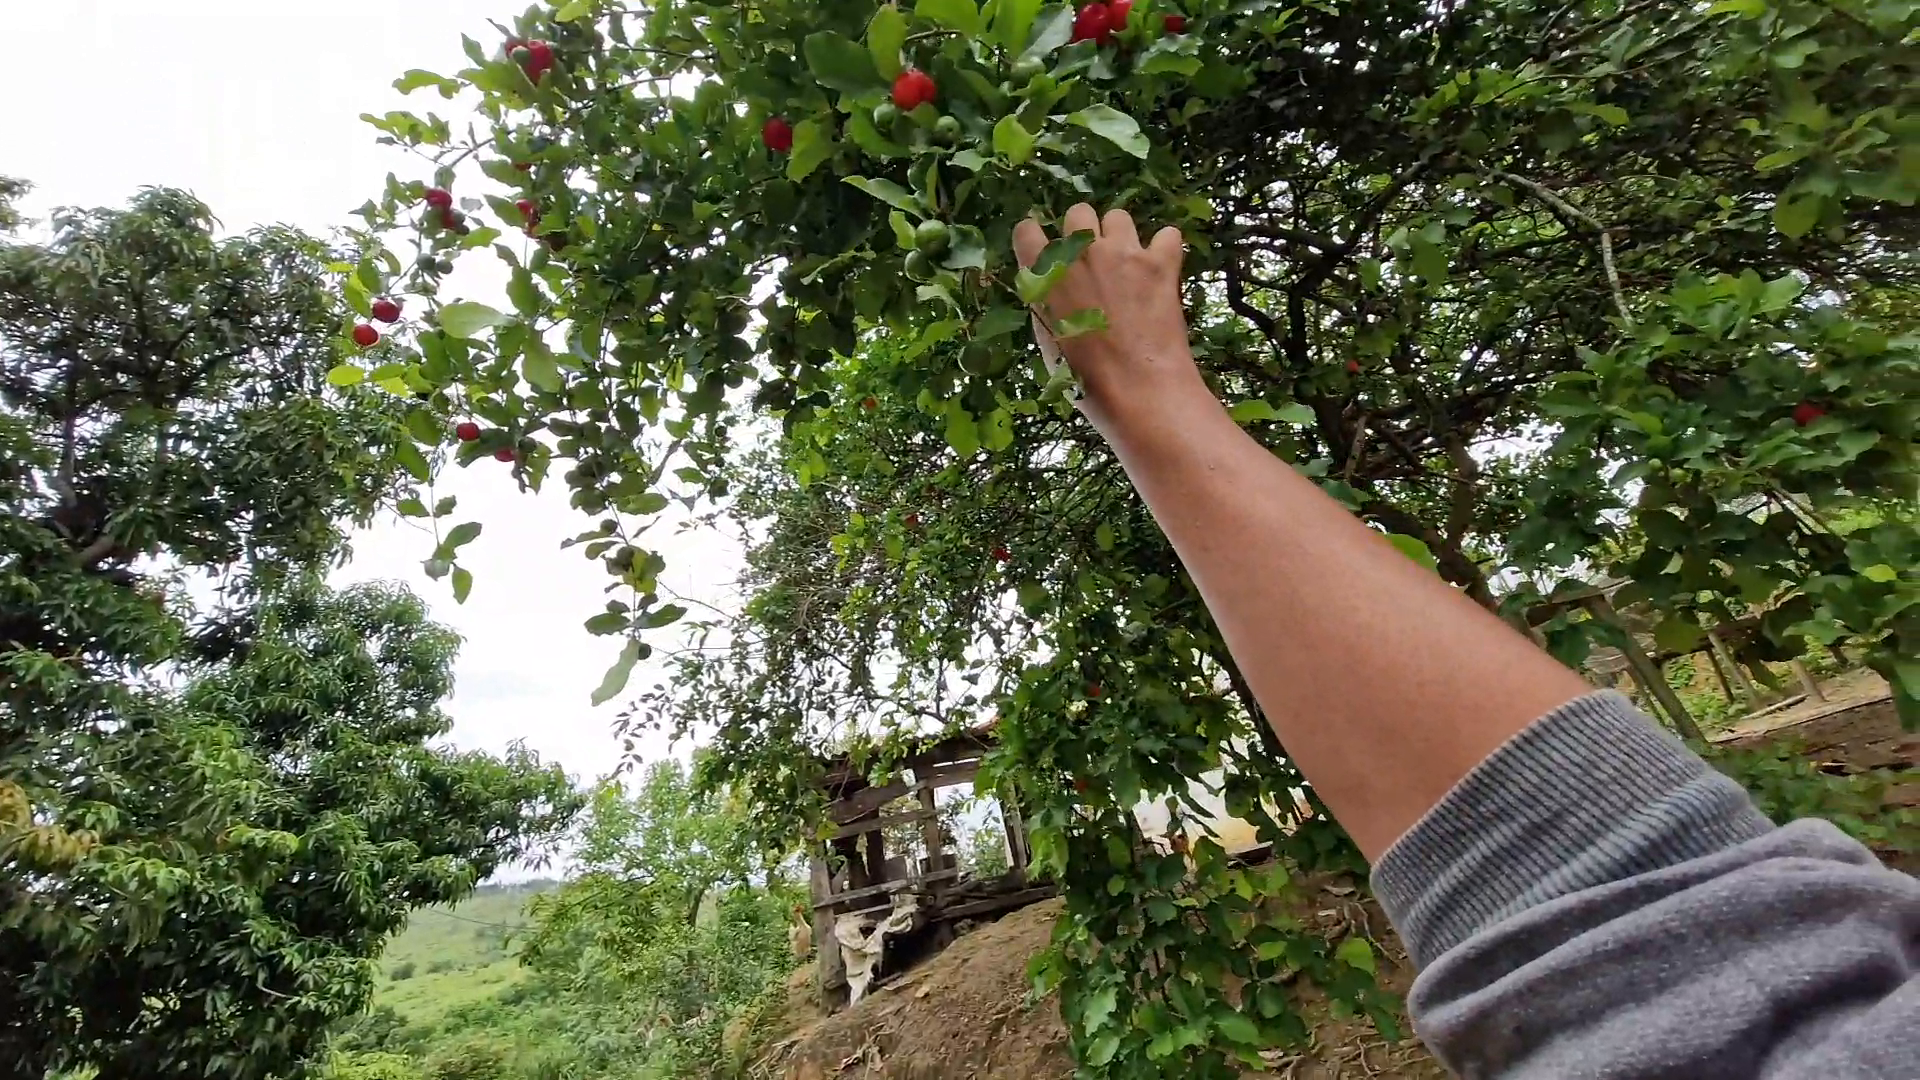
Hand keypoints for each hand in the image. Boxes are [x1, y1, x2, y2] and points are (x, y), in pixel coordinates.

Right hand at [1012, 204, 1205, 434]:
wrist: (1138, 389)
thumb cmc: (1084, 380)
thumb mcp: (1049, 344)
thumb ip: (1048, 306)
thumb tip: (1054, 292)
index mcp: (1045, 276)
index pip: (1027, 231)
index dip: (1035, 240)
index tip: (1043, 252)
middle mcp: (1081, 253)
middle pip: (1078, 214)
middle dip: (1082, 233)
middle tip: (1091, 264)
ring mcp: (1122, 253)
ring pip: (1118, 217)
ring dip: (1120, 237)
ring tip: (1126, 267)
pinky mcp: (1161, 262)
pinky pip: (1166, 235)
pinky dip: (1163, 250)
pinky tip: (1160, 272)